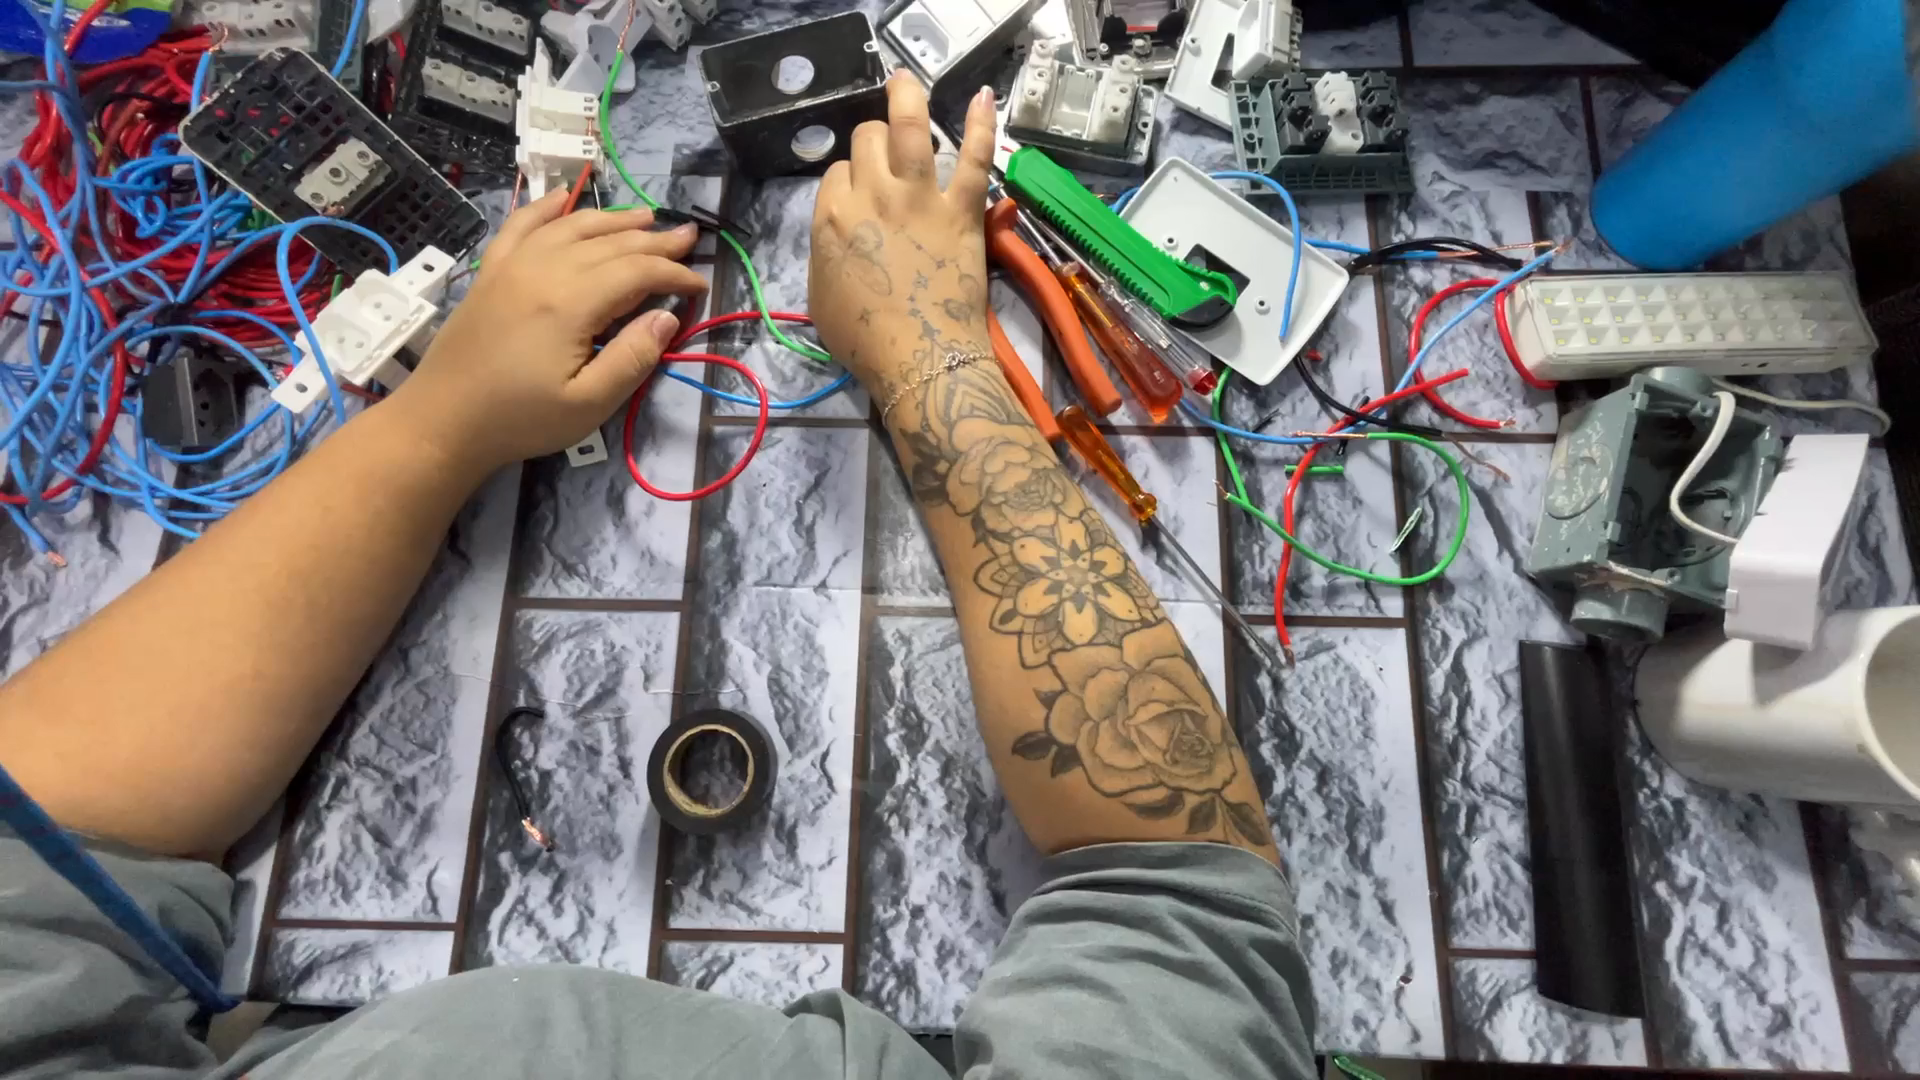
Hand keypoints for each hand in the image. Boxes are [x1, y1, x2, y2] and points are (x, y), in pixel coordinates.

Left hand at [387, 193, 708, 469]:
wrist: (444, 420)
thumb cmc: (523, 418)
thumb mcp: (590, 403)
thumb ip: (633, 357)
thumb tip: (667, 317)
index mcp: (570, 303)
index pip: (636, 271)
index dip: (674, 274)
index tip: (702, 285)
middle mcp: (542, 271)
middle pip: (609, 243)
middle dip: (655, 240)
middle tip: (690, 236)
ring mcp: (512, 266)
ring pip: (571, 226)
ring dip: (613, 219)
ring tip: (647, 217)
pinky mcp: (492, 272)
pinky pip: (522, 224)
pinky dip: (547, 206)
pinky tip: (565, 196)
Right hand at [809, 73, 997, 395]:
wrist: (919, 359)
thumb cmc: (866, 343)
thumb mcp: (821, 303)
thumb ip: (827, 259)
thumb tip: (839, 244)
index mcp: (831, 219)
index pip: (837, 175)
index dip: (849, 181)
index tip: (861, 196)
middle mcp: (871, 195)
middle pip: (867, 141)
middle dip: (872, 143)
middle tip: (884, 157)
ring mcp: (919, 198)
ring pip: (909, 126)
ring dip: (906, 97)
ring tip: (906, 83)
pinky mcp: (961, 211)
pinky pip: (975, 157)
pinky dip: (982, 125)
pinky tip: (985, 98)